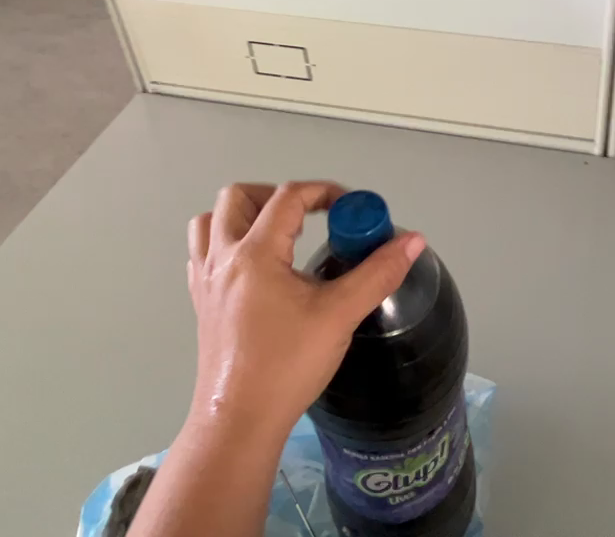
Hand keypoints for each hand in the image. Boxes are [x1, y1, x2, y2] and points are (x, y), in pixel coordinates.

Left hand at [185, 181, 425, 440]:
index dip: (323, 192)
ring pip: (209, 222)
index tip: (350, 208)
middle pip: (237, 197)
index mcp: (255, 253)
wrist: (238, 423)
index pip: (288, 197)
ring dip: (241, 215)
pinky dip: (226, 244)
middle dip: (275, 195)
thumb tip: (413, 240)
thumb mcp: (340, 314)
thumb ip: (378, 272)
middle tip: (307, 217)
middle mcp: (223, 259)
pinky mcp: (200, 305)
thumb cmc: (287, 365)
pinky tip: (253, 267)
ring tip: (277, 235)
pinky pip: (203, 254)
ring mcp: (205, 282)